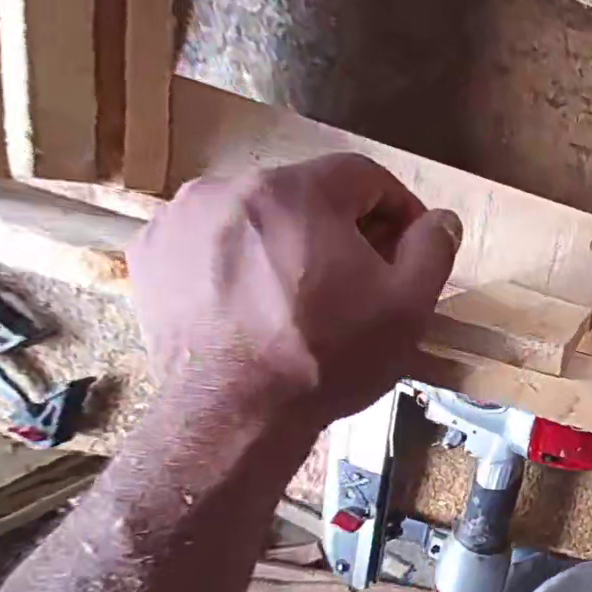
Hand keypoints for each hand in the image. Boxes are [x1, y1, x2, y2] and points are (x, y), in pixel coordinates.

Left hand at [126, 154, 459, 426]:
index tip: (407, 247)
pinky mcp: (150, 256)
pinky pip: (212, 243)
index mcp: (298, 191)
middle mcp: (231, 187)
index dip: (397, 207)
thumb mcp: (405, 309)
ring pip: (257, 218)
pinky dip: (238, 262)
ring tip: (301, 298)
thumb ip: (432, 250)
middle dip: (342, 230)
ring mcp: (182, 220)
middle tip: (359, 281)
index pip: (364, 175)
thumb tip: (441, 219)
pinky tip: (252, 305)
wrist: (231, 416)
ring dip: (288, 244)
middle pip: (308, 195)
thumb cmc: (327, 358)